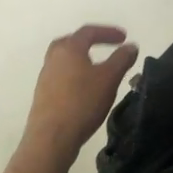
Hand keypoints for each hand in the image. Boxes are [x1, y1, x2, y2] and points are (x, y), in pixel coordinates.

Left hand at [23, 25, 138, 157]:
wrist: (50, 141)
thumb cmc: (82, 103)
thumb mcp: (110, 78)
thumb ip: (122, 59)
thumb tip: (131, 47)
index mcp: (69, 49)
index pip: (89, 32)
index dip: (108, 32)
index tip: (124, 37)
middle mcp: (53, 60)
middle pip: (70, 43)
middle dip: (87, 42)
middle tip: (102, 46)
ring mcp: (44, 80)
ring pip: (63, 63)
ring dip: (80, 61)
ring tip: (96, 71)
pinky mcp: (42, 99)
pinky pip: (60, 79)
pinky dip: (73, 78)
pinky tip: (84, 91)